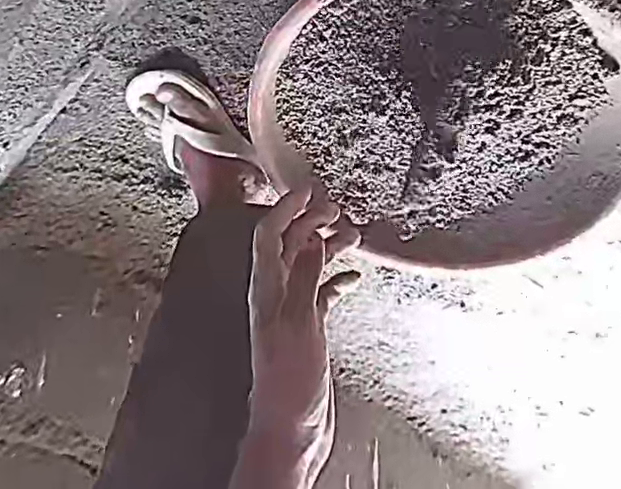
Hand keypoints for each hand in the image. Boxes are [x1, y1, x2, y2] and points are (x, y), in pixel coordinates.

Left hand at [231, 187, 360, 488]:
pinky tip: (353, 276)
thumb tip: (313, 239)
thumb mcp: (299, 324)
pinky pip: (322, 291)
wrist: (292, 431)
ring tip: (352, 234)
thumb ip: (305, 277)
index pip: (269, 234)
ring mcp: (292, 310)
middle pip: (290, 244)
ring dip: (328, 246)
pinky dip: (337, 278)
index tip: (307, 189)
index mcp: (266, 289)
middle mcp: (276, 294)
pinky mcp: (308, 327)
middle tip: (335, 206)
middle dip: (311, 221)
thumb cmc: (289, 384)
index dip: (286, 208)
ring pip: (309, 265)